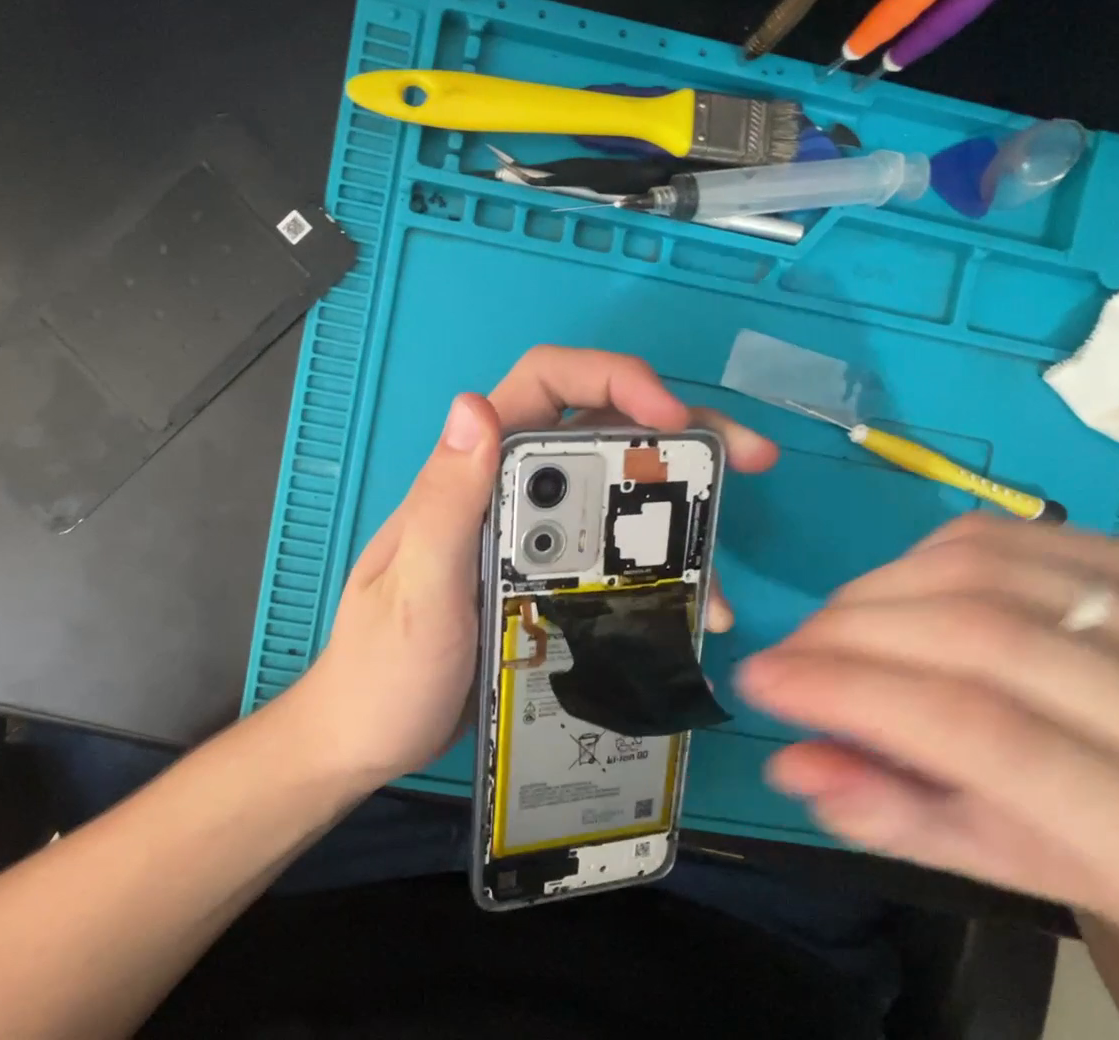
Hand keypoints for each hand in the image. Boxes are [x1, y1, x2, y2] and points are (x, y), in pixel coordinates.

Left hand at [295, 346, 777, 786]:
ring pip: (616, 501)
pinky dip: (657, 575)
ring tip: (719, 570)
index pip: (542, 387)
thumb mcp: (417, 588)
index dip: (611, 377)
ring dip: (677, 517)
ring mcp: (529, 543)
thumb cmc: (383, 669)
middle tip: (747, 460)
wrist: (371, 740)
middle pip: (599, 435)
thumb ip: (445, 501)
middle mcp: (505, 495)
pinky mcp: (546, 587)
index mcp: (469, 478)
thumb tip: (475, 404)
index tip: (673, 416)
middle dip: (678, 437)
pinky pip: (611, 562)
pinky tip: (687, 610)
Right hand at [739, 514, 1118, 955]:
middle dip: (853, 632)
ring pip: (991, 572)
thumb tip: (792, 760)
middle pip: (988, 636)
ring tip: (826, 628)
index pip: (987, 735)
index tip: (760, 679)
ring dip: (876, 591)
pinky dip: (922, 560)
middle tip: (783, 651)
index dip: (856, 693)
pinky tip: (892, 596)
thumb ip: (885, 815)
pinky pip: (1010, 537)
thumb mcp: (973, 858)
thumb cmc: (1075, 851)